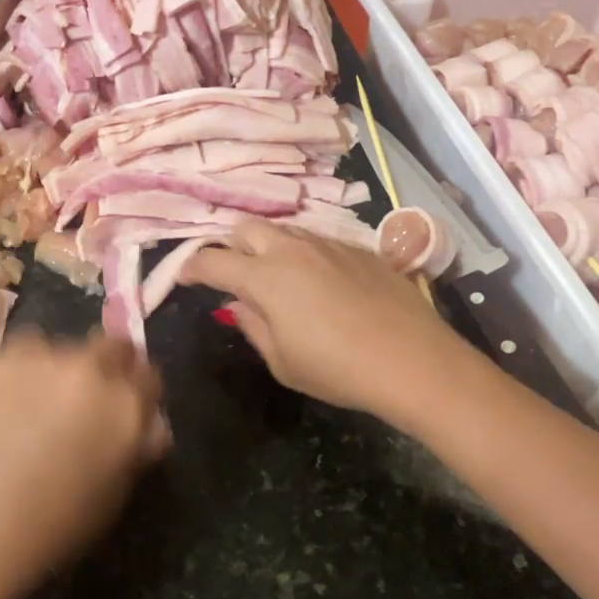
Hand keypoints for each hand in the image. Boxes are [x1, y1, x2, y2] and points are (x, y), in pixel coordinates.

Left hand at [0, 334, 167, 598]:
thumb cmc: (54, 526)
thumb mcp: (113, 494)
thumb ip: (134, 449)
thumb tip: (146, 427)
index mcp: (128, 407)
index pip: (151, 377)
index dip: (141, 394)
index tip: (131, 408)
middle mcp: (93, 371)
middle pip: (115, 348)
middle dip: (111, 368)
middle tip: (92, 399)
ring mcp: (47, 359)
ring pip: (70, 349)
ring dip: (68, 370)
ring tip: (45, 405)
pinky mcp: (6, 359)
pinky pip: (32, 350)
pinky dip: (32, 368)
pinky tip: (17, 400)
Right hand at [180, 219, 479, 416]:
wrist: (414, 360)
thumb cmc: (338, 369)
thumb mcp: (282, 361)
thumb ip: (253, 326)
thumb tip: (239, 305)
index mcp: (264, 277)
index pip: (213, 260)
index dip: (191, 267)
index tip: (184, 277)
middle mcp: (291, 249)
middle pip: (245, 228)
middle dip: (229, 245)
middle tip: (230, 273)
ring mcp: (328, 244)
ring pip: (283, 229)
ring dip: (267, 246)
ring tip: (273, 275)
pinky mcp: (359, 249)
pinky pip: (317, 241)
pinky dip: (303, 254)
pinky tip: (317, 283)